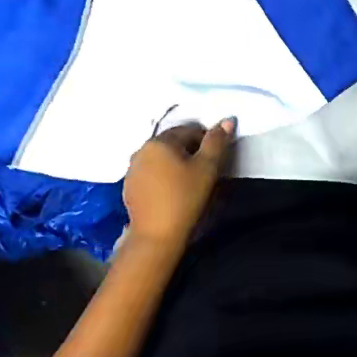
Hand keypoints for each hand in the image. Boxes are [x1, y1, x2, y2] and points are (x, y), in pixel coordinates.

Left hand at [123, 119, 233, 248]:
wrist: (156, 235)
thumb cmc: (185, 199)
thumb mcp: (207, 169)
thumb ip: (217, 142)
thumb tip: (227, 120)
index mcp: (159, 141)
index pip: (189, 130)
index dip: (206, 142)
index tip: (215, 160)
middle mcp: (141, 150)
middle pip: (172, 143)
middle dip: (189, 152)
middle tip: (204, 172)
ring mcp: (132, 170)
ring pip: (160, 159)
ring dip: (174, 165)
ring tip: (188, 184)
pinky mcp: (128, 188)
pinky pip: (149, 175)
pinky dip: (161, 178)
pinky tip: (171, 194)